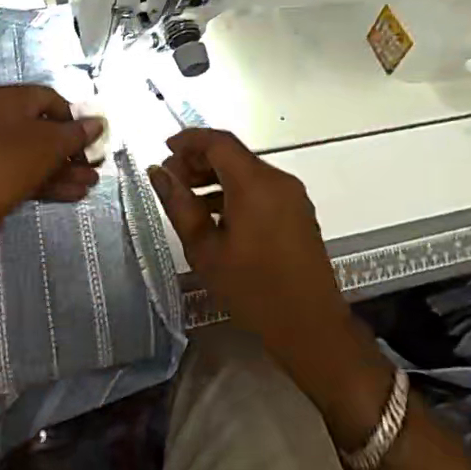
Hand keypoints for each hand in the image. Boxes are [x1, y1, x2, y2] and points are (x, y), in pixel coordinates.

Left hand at [0, 85, 103, 256]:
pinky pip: (24, 172)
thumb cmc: (10, 160)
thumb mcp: (50, 144)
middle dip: (72, 149)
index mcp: (7, 98)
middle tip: (95, 165)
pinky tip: (74, 194)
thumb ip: (77, 133)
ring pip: (35, 154)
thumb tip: (97, 122)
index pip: (49, 97)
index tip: (92, 137)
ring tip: (91, 184)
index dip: (74, 116)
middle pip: (43, 128)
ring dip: (65, 169)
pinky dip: (48, 180)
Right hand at [147, 130, 354, 362]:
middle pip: (232, 154)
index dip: (188, 140)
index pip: (218, 142)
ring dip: (214, 176)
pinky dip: (233, 191)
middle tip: (170, 179)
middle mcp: (278, 181)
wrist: (311, 329)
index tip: (164, 150)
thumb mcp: (205, 249)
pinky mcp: (297, 213)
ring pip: (245, 171)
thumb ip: (179, 204)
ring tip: (186, 198)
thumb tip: (158, 172)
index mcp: (255, 184)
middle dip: (198, 160)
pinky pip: (260, 188)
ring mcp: (292, 196)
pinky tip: (213, 216)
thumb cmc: (253, 289)